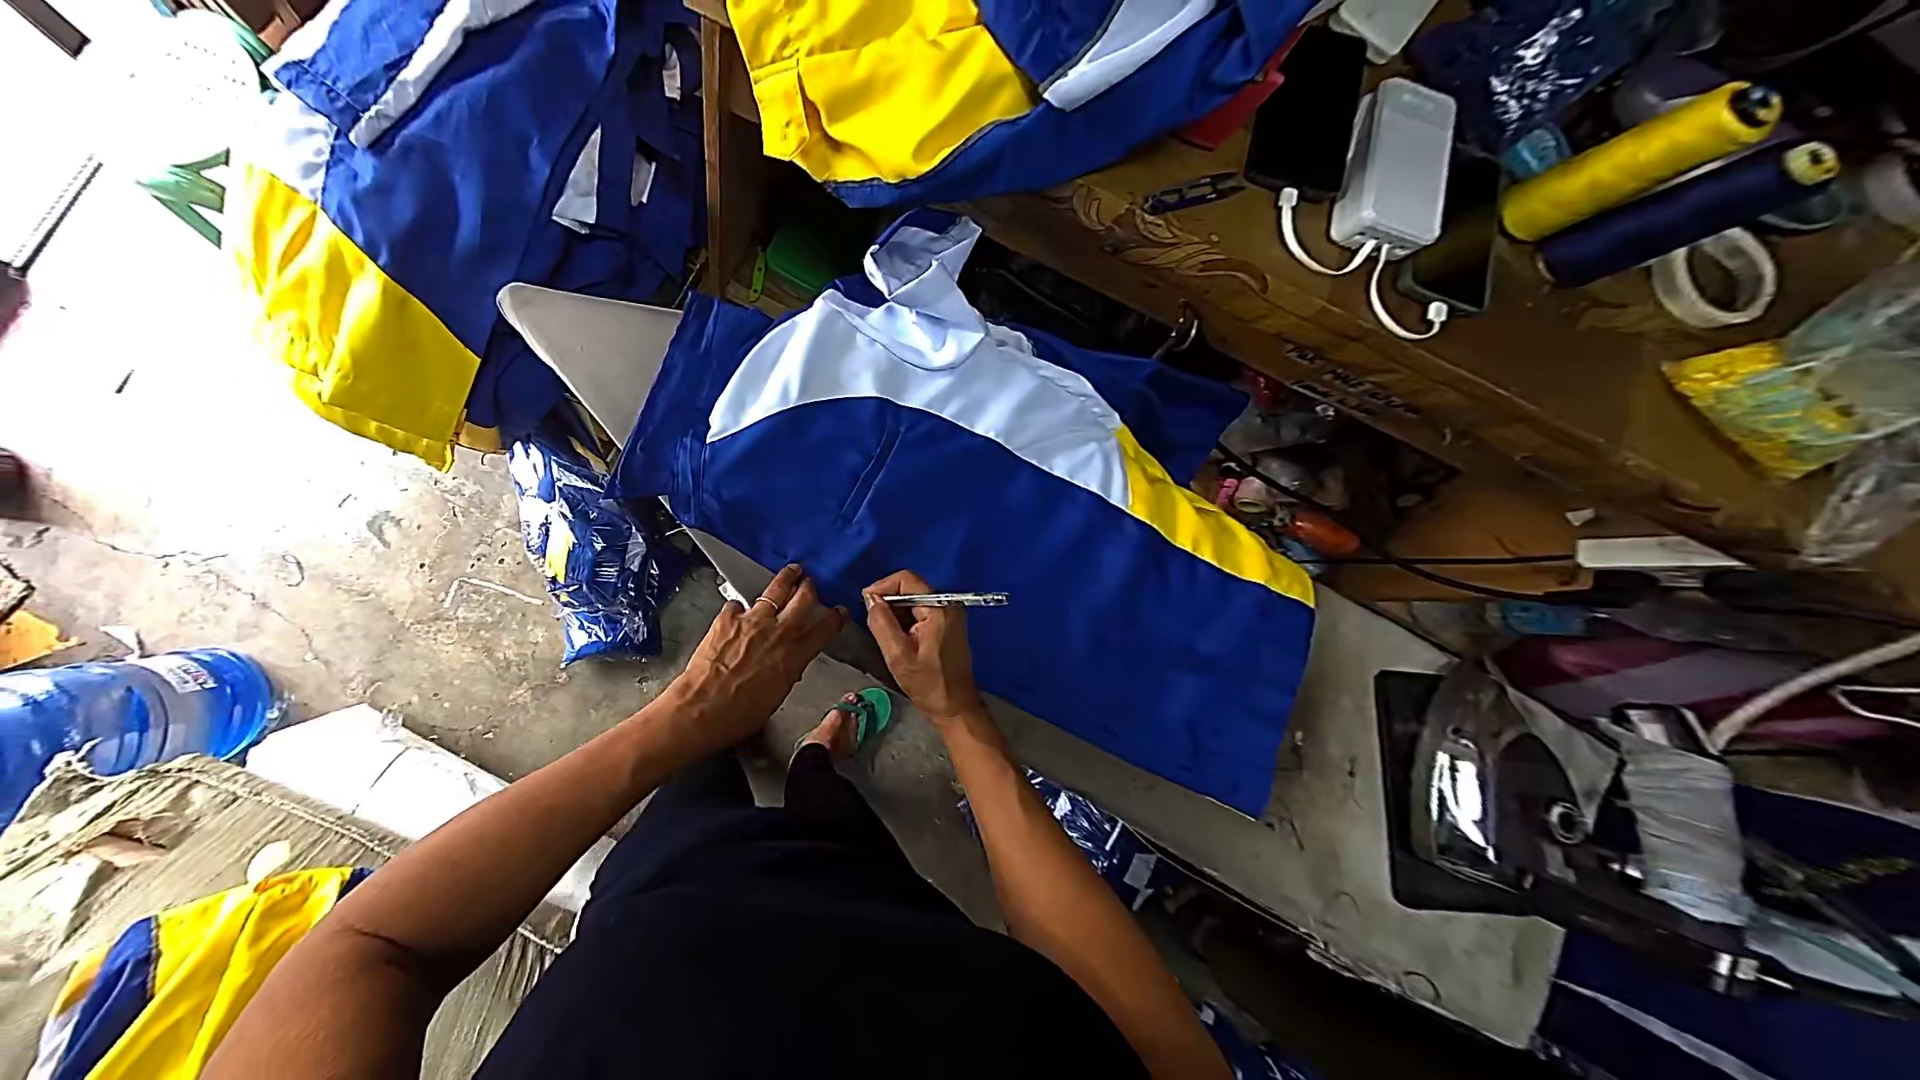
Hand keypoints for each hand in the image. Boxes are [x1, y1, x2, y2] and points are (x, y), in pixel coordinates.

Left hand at [657, 564, 845, 759]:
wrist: (702, 709)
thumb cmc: (740, 713)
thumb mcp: (778, 695)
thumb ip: (788, 670)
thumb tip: (789, 663)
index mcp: (796, 653)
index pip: (826, 627)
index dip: (836, 616)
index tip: (839, 611)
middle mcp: (779, 631)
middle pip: (804, 597)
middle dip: (810, 589)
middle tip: (811, 585)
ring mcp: (753, 620)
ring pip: (777, 589)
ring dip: (787, 578)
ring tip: (792, 571)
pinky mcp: (728, 618)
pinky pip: (739, 603)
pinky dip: (741, 606)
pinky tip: (739, 610)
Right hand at [863, 570, 986, 725]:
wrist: (954, 705)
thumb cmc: (927, 683)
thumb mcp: (897, 654)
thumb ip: (881, 622)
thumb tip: (870, 598)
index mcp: (939, 608)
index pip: (907, 579)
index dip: (882, 586)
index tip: (866, 603)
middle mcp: (948, 604)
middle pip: (911, 587)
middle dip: (889, 601)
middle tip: (875, 623)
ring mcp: (950, 613)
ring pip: (915, 599)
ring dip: (897, 612)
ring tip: (888, 635)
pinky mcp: (948, 623)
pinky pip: (922, 610)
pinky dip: (907, 619)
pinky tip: (900, 638)